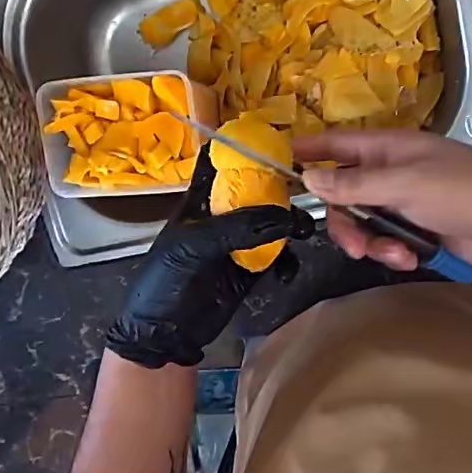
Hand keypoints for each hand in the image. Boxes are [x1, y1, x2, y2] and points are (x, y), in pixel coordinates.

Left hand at [104, 152, 314, 367]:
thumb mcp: (194, 247)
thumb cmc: (166, 280)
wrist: (164, 333)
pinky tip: (286, 274)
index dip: (242, 146)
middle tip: (306, 195)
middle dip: (282, 191)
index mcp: (200, 200)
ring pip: (273, 223)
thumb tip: (284, 216)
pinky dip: (287, 261)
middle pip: (257, 190)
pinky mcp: (252, 269)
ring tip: (303, 234)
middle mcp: (222, 215)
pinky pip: (278, 256)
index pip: (219, 162)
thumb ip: (238, 228)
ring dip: (291, 226)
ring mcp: (239, 242)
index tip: (275, 139)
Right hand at [296, 130, 471, 271]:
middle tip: (353, 244)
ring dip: (373, 242)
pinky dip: (392, 251)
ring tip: (396, 255)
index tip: (280, 166)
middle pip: (344, 194)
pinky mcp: (418, 228)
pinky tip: (411, 258)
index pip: (337, 145)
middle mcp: (391, 171)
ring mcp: (405, 201)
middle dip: (346, 222)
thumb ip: (355, 185)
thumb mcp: (405, 184)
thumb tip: (308, 178)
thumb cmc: (464, 190)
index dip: (309, 152)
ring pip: (364, 223)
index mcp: (388, 148)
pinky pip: (386, 240)